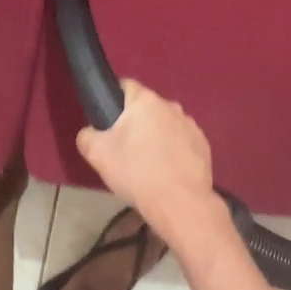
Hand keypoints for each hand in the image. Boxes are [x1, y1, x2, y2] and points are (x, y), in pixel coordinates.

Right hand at [76, 80, 218, 239]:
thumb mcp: (97, 154)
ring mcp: (190, 124)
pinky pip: (181, 141)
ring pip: (165, 125)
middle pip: (146, 108)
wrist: (179, 202)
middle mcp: (170, 105)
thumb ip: (87, 135)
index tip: (107, 122)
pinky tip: (167, 172)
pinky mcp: (203, 144)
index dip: (113, 100)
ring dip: (156, 137)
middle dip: (135, 123)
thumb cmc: (136, 172)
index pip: (125, 86)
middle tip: (123, 149)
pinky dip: (173, 151)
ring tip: (147, 164)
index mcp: (145, 100)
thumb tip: (90, 131)